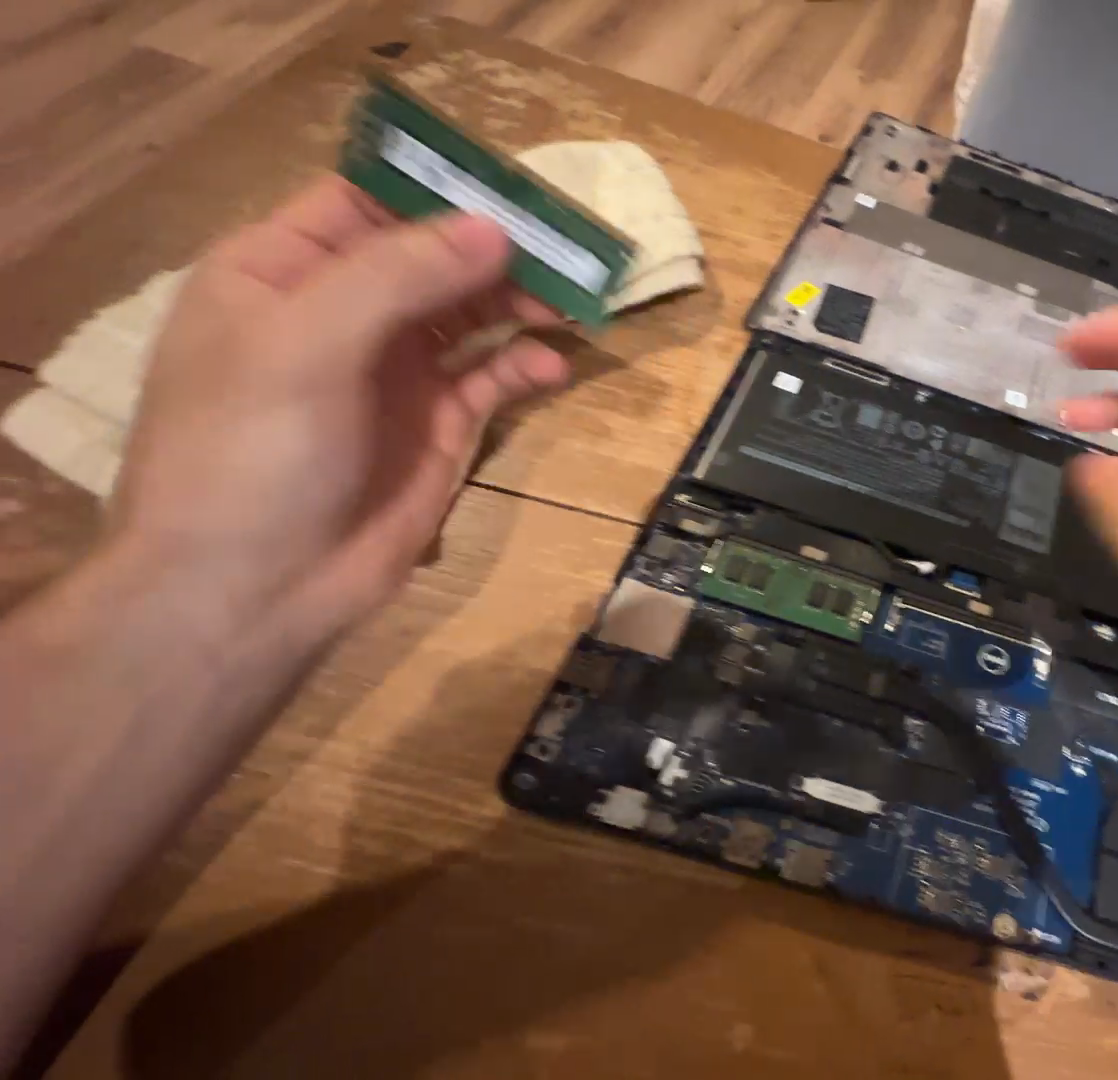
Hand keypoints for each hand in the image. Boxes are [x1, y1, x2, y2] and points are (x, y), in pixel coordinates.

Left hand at [109, 175, 568, 648]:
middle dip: (497, 253)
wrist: (262, 585)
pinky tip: (555, 370)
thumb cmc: (255, 453)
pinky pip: (495, 378)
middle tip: (567, 254)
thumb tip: (497, 230)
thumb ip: (400, 278)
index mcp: (283, 273)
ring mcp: (399, 370)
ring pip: (473, 315)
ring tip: (574, 306)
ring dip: (522, 305)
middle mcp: (345, 313)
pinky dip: (527, 368)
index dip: (433, 192)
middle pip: (434, 259)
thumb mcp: (308, 346)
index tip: (510, 193)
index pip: (364, 204)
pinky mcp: (444, 423)